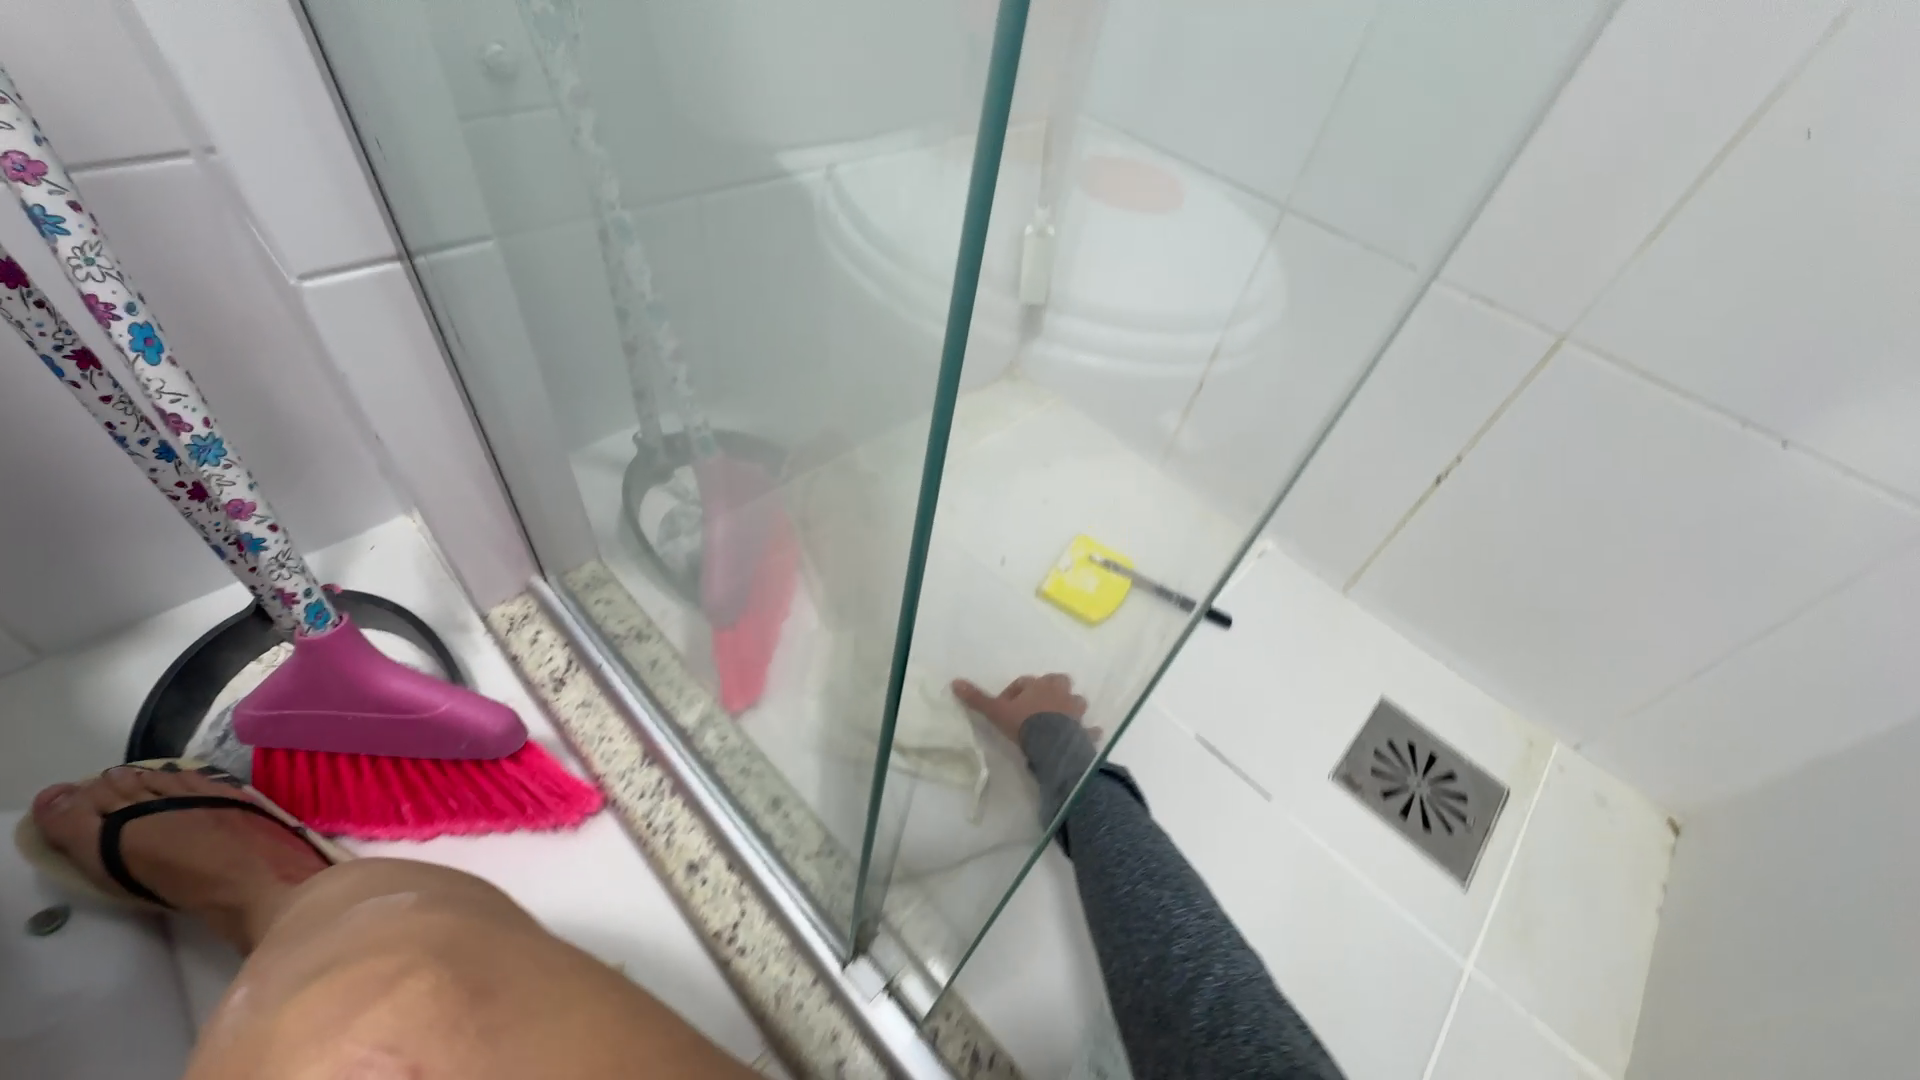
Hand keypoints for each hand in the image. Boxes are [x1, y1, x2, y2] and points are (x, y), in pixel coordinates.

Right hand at [952, 673, 1089, 744]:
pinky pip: (1090, 729)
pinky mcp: (1084, 730)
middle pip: (1058, 683)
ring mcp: (1075, 711)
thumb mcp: (996, 711)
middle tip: (1037, 707)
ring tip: (1059, 720)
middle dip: (1050, 690)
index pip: (1025, 682)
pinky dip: (1088, 731)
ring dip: (1070, 707)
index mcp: (1039, 686)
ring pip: (1076, 701)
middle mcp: (1059, 693)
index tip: (1006, 707)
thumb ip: (977, 698)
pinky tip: (1086, 736)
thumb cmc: (1024, 724)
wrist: (1052, 745)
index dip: (1015, 692)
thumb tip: (955, 682)